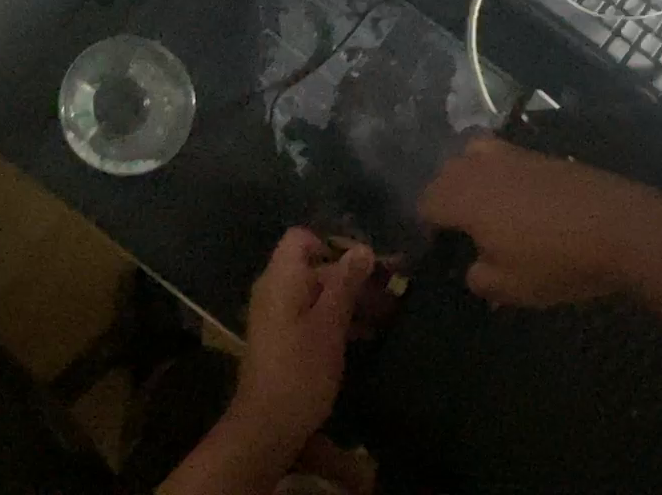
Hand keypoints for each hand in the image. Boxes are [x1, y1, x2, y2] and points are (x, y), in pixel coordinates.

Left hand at [231, 227, 374, 447]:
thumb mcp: (329, 324)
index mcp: (281, 277)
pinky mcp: (284, 336)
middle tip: (392, 289)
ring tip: (389, 312)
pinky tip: (368, 334)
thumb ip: (345, 284)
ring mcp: (277, 313)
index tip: (365, 261)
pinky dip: (338, 317)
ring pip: (317, 292)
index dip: (332, 243)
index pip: (301, 238)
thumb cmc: (301, 368)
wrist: (268, 423)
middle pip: (314, 266)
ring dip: (350, 299)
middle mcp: (275, 287)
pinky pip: (312, 313)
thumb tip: (362, 248)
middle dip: (352, 275)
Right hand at [417, 136, 661, 306]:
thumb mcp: (510, 286)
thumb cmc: (556, 259)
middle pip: (443, 177)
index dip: (428, 230)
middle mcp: (474, 166)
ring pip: (470, 158)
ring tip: (490, 208)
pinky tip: (523, 200)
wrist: (623, 227)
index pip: (423, 205)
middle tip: (466, 233)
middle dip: (446, 201)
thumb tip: (474, 268)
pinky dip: (502, 174)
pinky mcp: (539, 154)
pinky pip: (503, 158)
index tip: (443, 251)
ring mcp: (508, 154)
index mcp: (457, 196)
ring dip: (472, 179)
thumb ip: (479, 278)